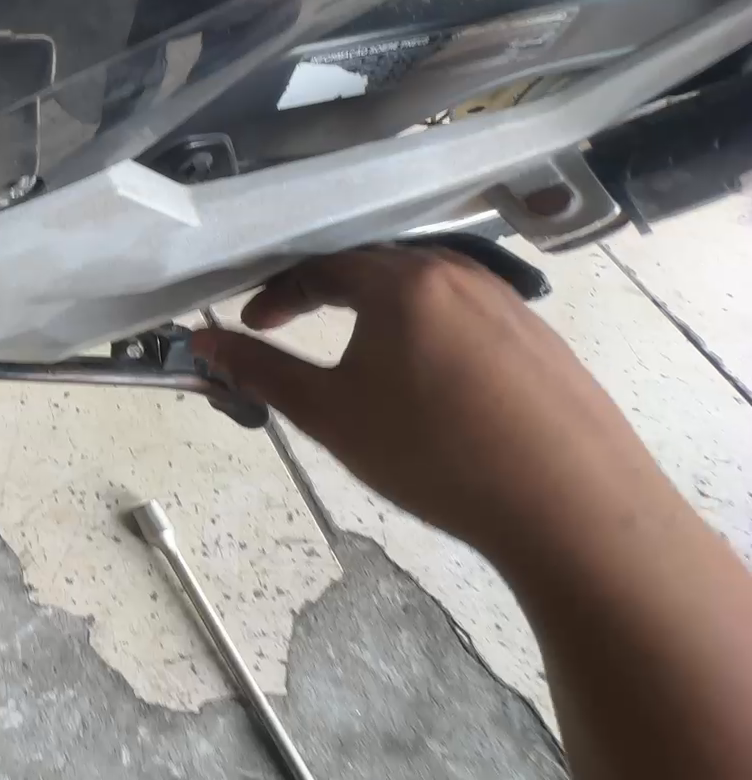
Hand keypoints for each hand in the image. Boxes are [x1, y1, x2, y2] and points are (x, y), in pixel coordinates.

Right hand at [190, 245, 651, 554]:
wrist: (578, 515)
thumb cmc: (432, 454)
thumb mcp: (326, 411)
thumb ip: (257, 368)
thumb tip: (201, 342)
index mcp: (402, 283)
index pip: (319, 267)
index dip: (276, 293)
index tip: (251, 323)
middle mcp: (458, 276)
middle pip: (369, 263)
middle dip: (318, 287)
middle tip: (286, 320)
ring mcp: (509, 304)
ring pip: (419, 281)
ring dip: (370, 299)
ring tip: (349, 337)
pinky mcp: (542, 338)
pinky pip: (461, 305)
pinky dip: (419, 318)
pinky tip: (418, 364)